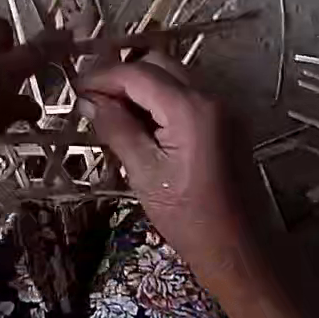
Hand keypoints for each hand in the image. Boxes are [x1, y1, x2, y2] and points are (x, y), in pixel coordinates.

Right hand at [76, 56, 282, 301]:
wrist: (241, 252)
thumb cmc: (190, 218)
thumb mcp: (144, 174)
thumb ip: (117, 129)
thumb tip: (90, 101)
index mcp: (191, 109)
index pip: (139, 74)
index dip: (104, 77)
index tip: (77, 89)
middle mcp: (211, 98)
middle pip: (158, 65)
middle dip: (123, 76)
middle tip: (94, 98)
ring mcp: (223, 109)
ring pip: (174, 77)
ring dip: (141, 85)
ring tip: (112, 110)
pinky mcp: (226, 123)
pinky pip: (187, 95)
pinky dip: (160, 98)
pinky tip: (140, 122)